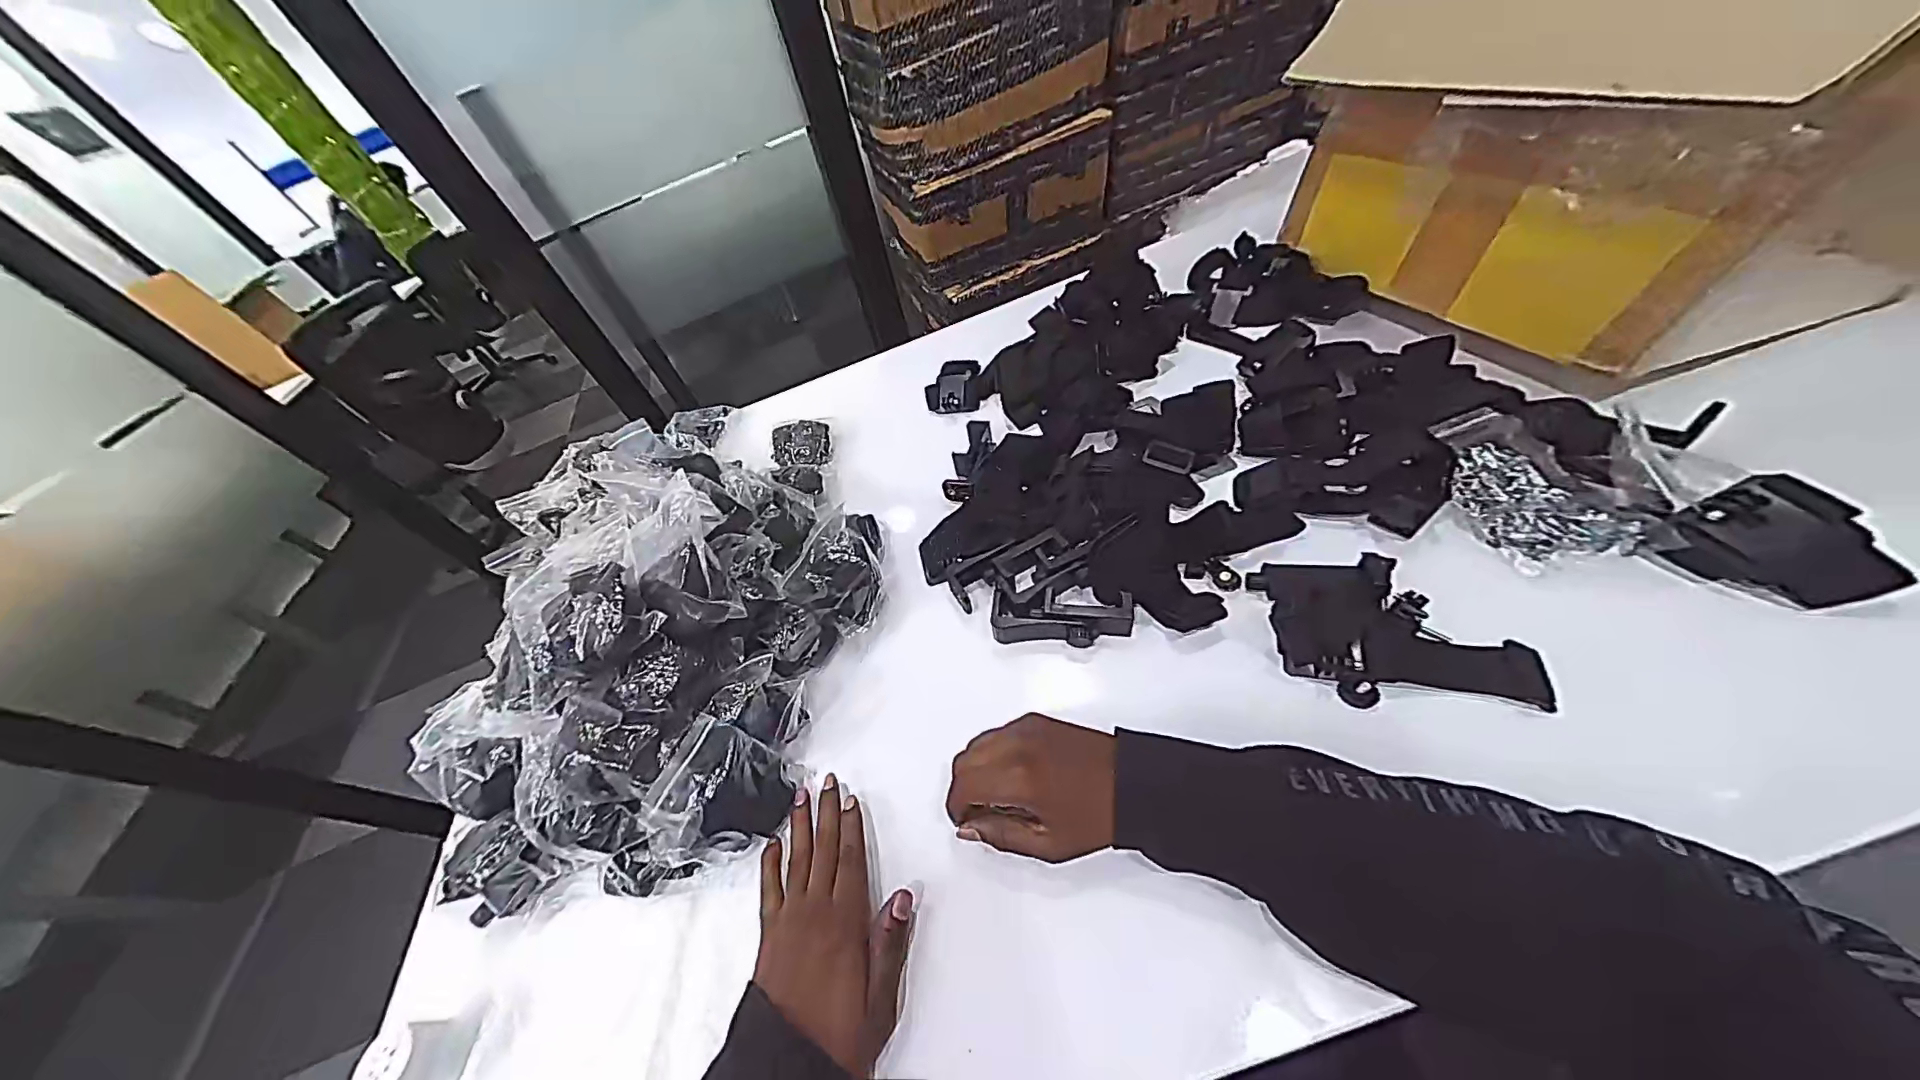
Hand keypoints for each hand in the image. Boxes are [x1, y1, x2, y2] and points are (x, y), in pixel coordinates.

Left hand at [755, 776, 913, 1077]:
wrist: (786, 1062)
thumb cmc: (838, 1033)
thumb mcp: (880, 997)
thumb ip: (890, 942)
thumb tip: (901, 897)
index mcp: (845, 922)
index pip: (849, 859)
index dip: (851, 826)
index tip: (851, 799)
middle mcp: (815, 913)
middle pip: (822, 849)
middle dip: (825, 812)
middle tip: (826, 783)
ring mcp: (789, 921)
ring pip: (795, 860)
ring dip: (798, 826)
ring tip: (799, 799)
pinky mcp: (769, 935)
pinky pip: (768, 890)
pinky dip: (769, 864)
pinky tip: (772, 845)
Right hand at [946, 714, 1116, 862]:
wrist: (1133, 784)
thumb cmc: (1102, 812)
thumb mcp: (1048, 843)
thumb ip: (1000, 836)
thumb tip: (971, 828)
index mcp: (1021, 777)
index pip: (963, 785)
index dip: (957, 807)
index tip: (965, 820)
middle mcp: (1020, 745)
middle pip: (964, 761)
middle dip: (963, 788)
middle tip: (979, 811)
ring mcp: (1027, 728)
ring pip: (977, 744)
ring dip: (976, 769)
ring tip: (1000, 795)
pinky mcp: (1035, 720)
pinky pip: (996, 734)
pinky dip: (992, 753)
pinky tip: (1012, 775)